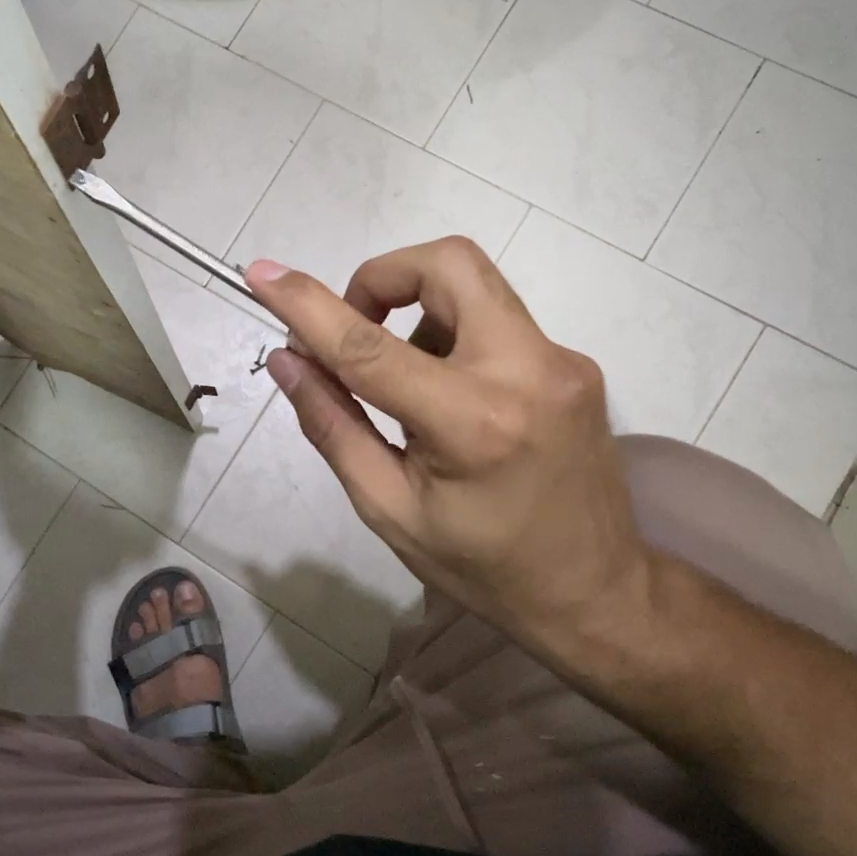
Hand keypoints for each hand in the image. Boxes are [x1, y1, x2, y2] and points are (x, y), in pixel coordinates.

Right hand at [246, 239, 655, 642]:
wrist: (594, 592)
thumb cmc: (480, 566)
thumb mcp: (388, 508)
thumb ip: (333, 426)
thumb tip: (287, 360)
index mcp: (472, 423)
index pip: (371, 345)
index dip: (307, 305)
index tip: (262, 274)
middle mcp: (527, 371)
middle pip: (448, 263)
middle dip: (382, 276)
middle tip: (353, 326)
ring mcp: (562, 361)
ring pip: (474, 284)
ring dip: (417, 308)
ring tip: (402, 380)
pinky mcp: (574, 364)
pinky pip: (497, 319)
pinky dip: (451, 335)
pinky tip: (445, 396)